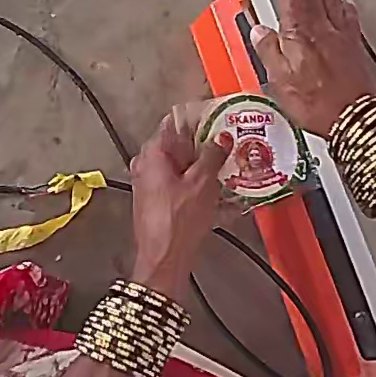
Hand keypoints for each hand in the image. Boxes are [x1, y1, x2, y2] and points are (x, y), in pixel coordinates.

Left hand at [127, 114, 232, 294]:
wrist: (164, 259)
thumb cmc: (178, 221)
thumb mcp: (203, 182)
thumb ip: (213, 155)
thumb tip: (221, 139)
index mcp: (153, 153)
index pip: (175, 122)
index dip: (198, 118)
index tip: (218, 117)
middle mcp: (146, 164)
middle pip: (178, 144)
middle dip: (204, 144)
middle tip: (229, 143)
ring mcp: (150, 183)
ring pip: (180, 164)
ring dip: (202, 164)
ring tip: (228, 164)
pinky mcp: (157, 200)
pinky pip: (179, 181)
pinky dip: (196, 181)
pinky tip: (216, 188)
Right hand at [249, 0, 375, 134]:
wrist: (356, 117)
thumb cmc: (317, 102)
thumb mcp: (280, 81)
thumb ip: (269, 51)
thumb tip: (259, 32)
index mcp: (301, 30)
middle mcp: (323, 25)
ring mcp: (342, 34)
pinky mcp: (355, 46)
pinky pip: (347, 13)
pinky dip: (340, 0)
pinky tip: (341, 1)